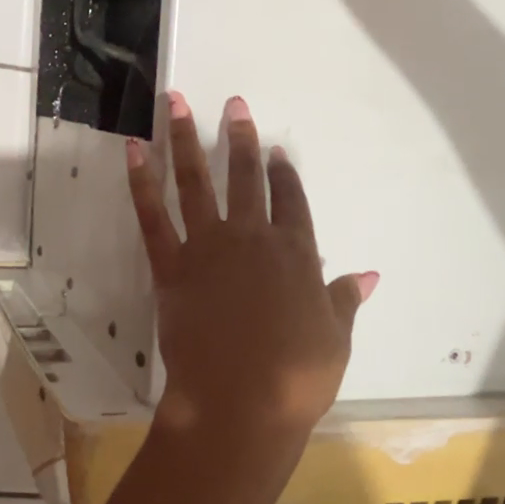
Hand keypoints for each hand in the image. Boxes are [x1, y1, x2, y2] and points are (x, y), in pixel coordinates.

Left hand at [127, 93, 377, 445]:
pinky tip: (134, 150)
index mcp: (297, 254)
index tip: (276, 149)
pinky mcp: (170, 265)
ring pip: (196, 182)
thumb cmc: (296, 377)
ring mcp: (208, 248)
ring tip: (175, 102)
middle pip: (245, 179)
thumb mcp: (334, 338)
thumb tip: (370, 275)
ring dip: (185, 139)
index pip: (292, 201)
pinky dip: (141, 181)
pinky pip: (152, 215)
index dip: (284, 174)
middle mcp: (252, 238)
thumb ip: (345, 300)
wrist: (241, 401)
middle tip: (233, 104)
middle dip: (239, 139)